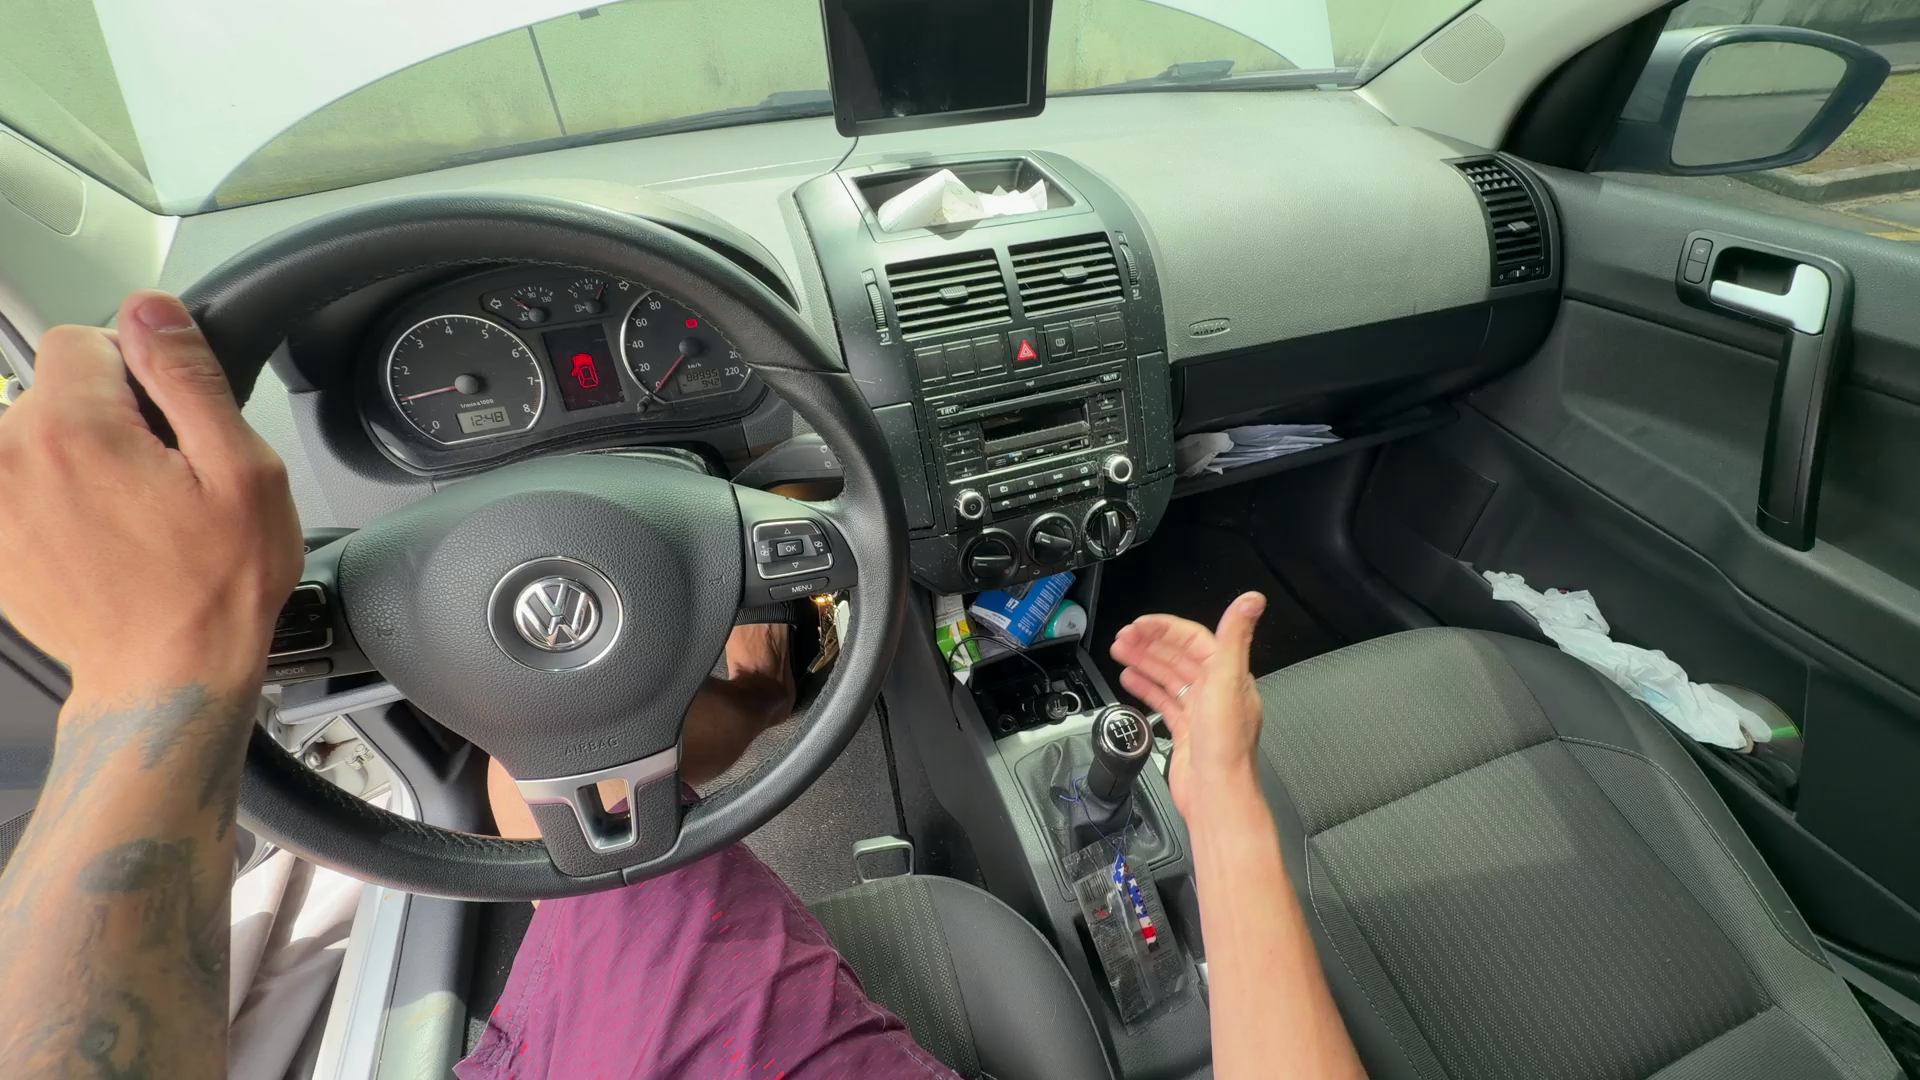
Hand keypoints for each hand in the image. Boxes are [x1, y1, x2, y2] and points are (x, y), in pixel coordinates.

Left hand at [0, 291, 300, 696]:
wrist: (168, 664)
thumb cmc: (219, 576)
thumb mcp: (244, 471)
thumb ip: (191, 382)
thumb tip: (154, 313)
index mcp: (75, 429)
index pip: (87, 339)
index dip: (149, 371)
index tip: (183, 422)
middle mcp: (7, 454)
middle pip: (59, 390)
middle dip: (120, 419)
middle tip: (177, 481)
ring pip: (42, 437)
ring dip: (91, 459)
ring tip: (145, 515)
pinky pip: (26, 484)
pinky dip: (66, 497)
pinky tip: (112, 537)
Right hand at [1109, 592, 1266, 818]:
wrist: (1216, 794)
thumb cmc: (1224, 746)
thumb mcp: (1228, 680)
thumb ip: (1235, 637)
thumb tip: (1253, 600)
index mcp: (1228, 675)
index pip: (1194, 639)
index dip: (1165, 628)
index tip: (1140, 625)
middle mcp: (1216, 691)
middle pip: (1178, 656)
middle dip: (1149, 643)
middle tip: (1122, 637)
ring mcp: (1200, 712)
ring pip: (1168, 677)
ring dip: (1144, 661)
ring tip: (1120, 652)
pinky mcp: (1186, 731)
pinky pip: (1164, 701)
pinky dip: (1145, 688)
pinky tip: (1130, 680)